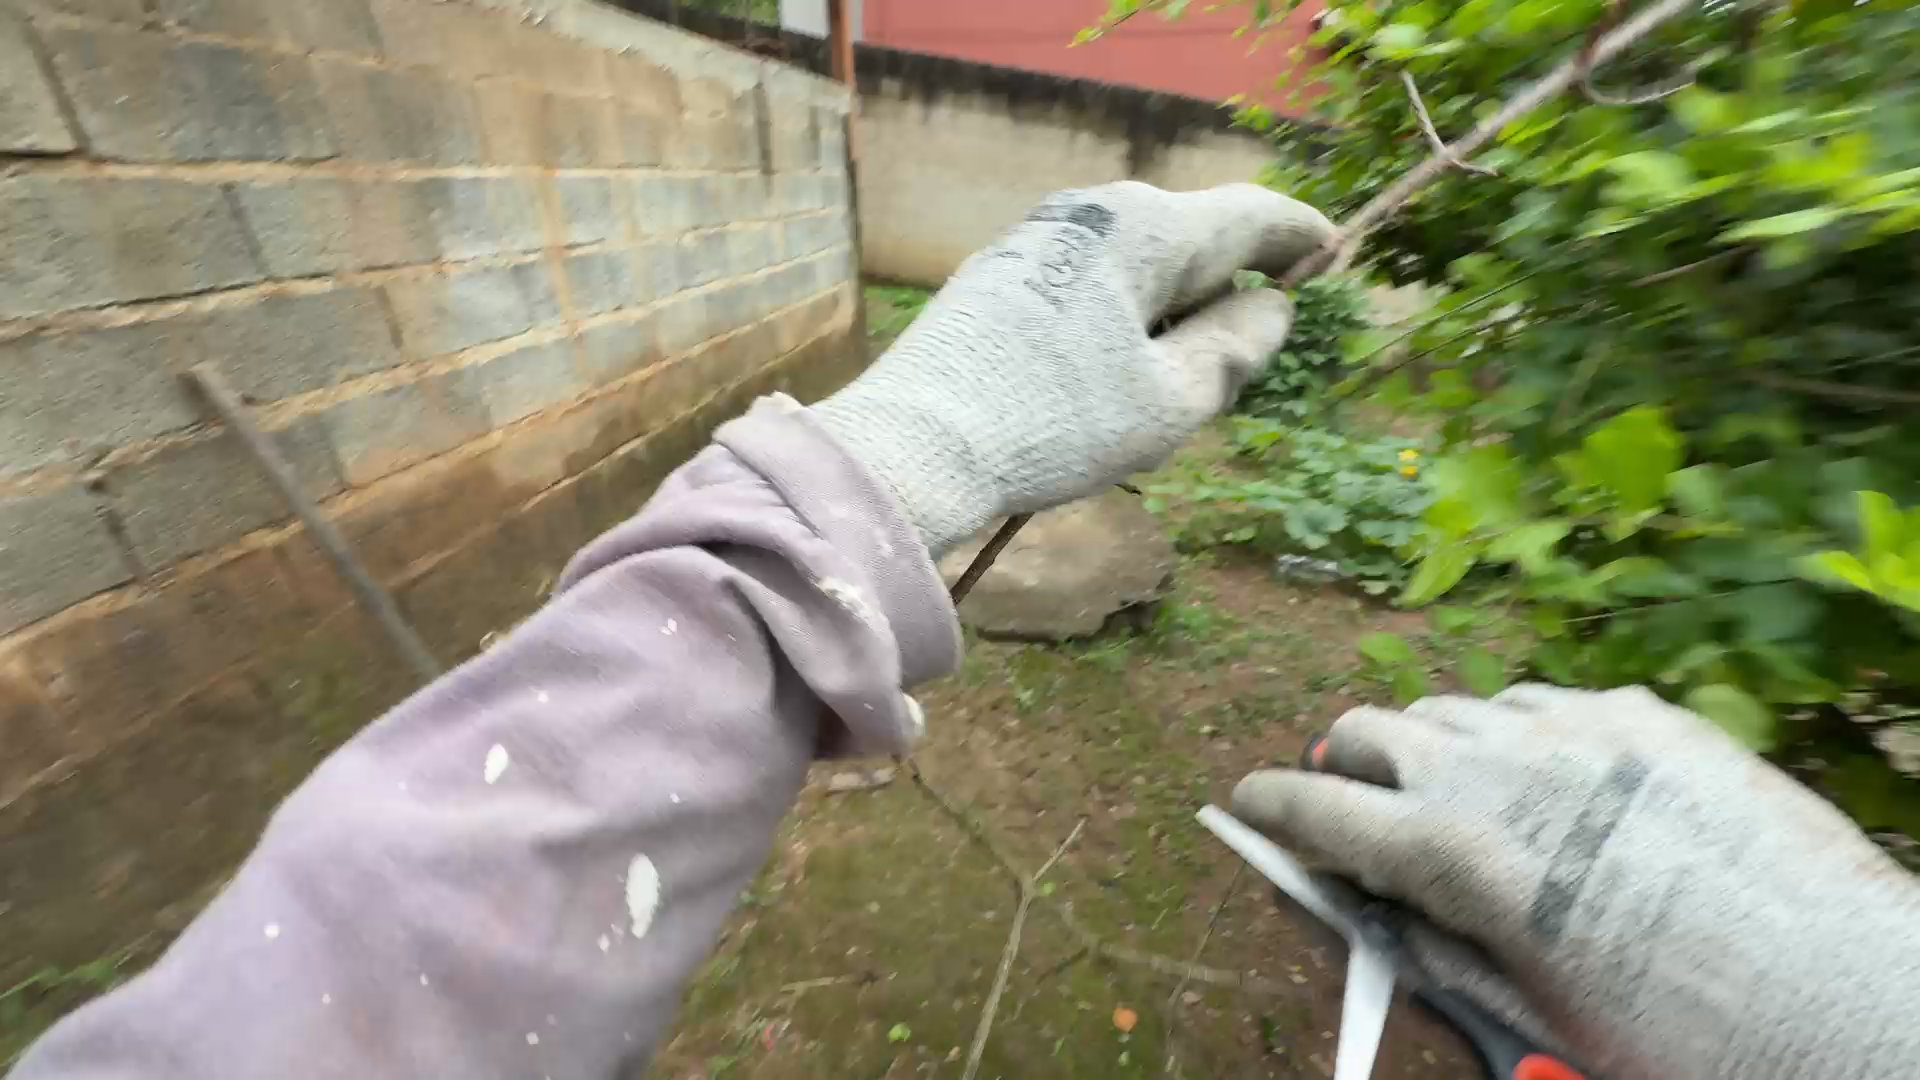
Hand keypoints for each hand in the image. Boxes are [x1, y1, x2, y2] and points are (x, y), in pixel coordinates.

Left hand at [811, 181, 1334, 555]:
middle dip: (1218, 297)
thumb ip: (1235, 346)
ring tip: (1149, 393)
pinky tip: (1091, 383)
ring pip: (1132, 270)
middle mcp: (1090, 214)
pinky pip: (1083, 288)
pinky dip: (1111, 324)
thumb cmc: (1054, 425)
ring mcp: (1036, 240)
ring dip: (1160, 320)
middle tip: (1226, 369)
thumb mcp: (1169, 400)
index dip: (1299, 236)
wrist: (919, 445)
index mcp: (1146, 228)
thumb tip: (1271, 306)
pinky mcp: (999, 274)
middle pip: (1188, 244)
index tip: (1329, 255)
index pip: (1250, 214)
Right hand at [1233, 685, 1919, 1079]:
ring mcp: (1563, 728)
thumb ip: (1418, 936)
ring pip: (1444, 708)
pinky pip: (1534, 701)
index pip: (1312, 806)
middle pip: (1363, 726)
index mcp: (1451, 852)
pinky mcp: (1634, 713)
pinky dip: (1518, 735)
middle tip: (1369, 798)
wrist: (1878, 1019)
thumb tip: (1347, 890)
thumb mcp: (1523, 1010)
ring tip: (1475, 793)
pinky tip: (1566, 782)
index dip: (1266, 802)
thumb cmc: (1683, 1042)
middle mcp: (1489, 770)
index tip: (1245, 798)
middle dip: (1346, 762)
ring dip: (1432, 747)